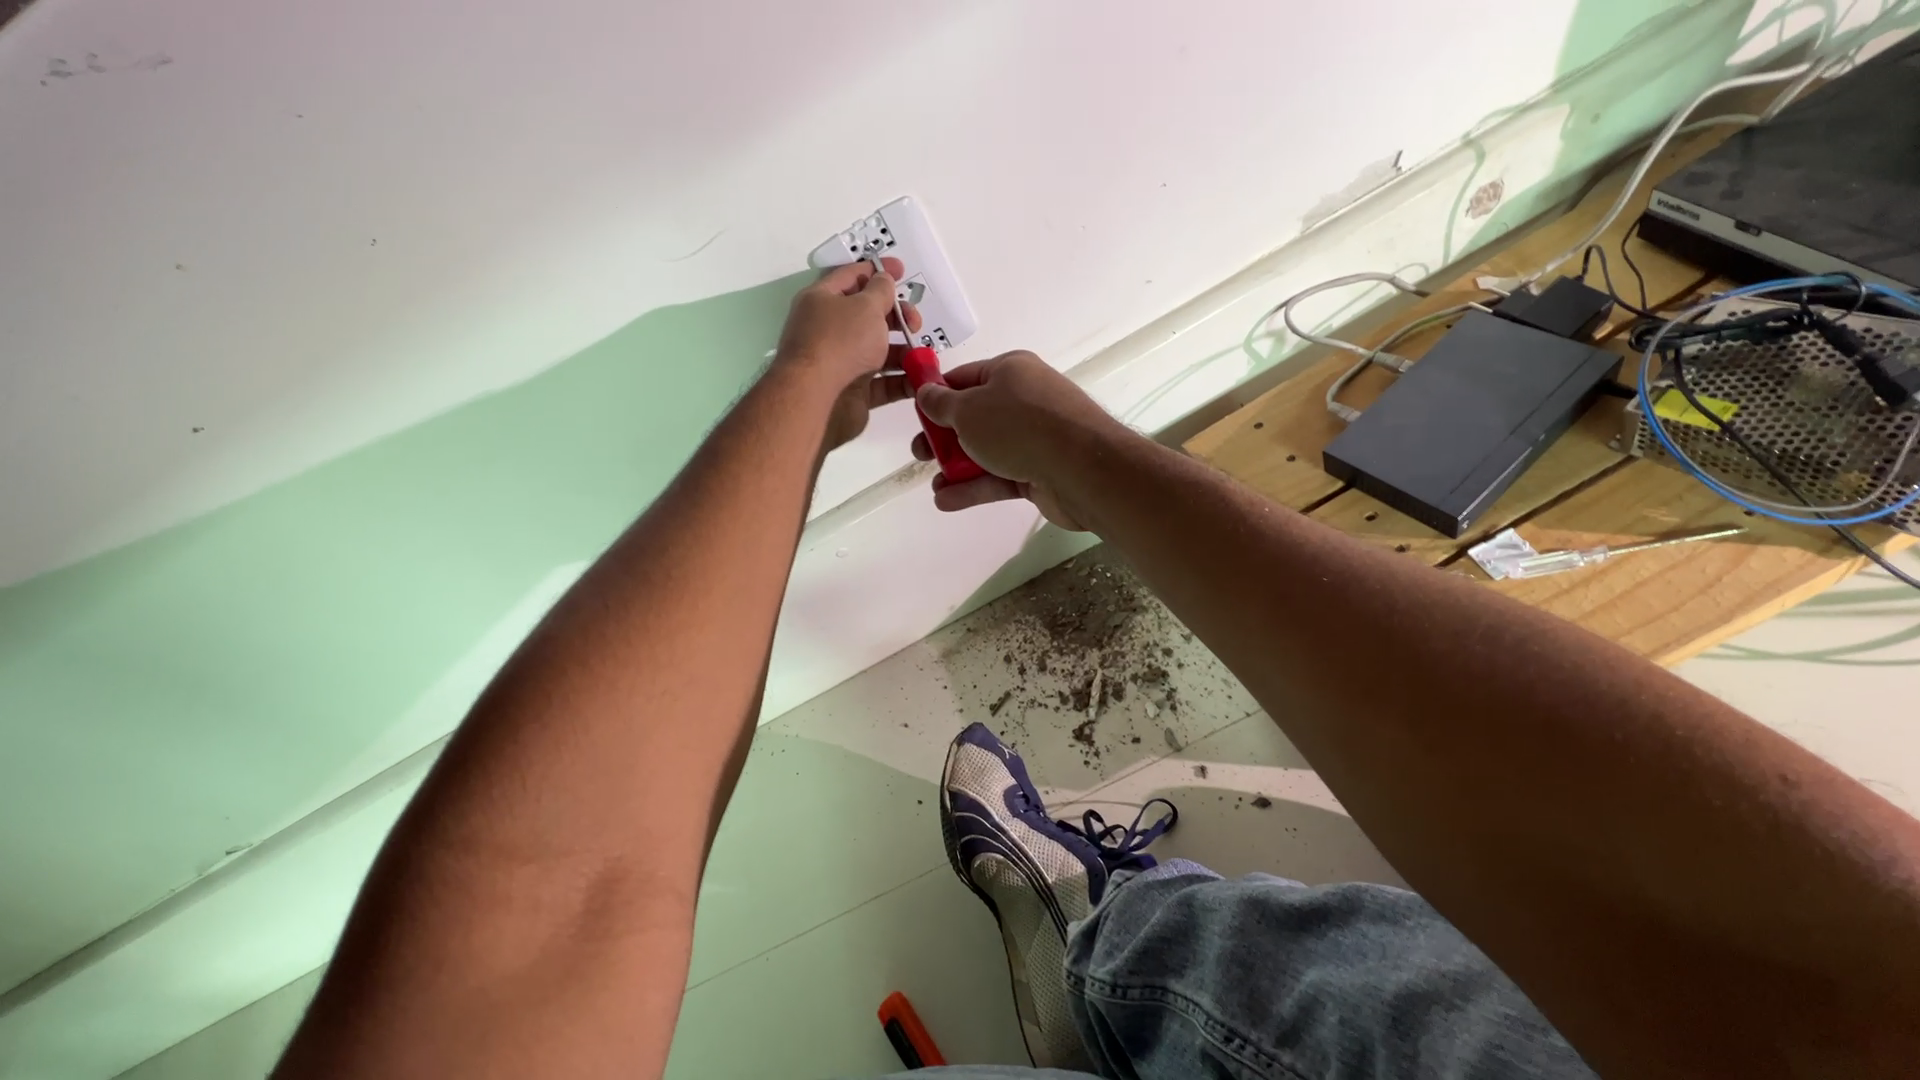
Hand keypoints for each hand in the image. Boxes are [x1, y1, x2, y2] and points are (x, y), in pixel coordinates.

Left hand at [774, 257, 922, 449]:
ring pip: (878, 350)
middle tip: (915, 322)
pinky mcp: (853, 391)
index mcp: (823, 300)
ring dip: (904, 350)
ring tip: (923, 354)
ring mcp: (840, 362)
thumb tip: (884, 280)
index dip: (877, 271)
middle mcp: (829, 330)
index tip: (902, 270)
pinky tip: (921, 377)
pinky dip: (902, 379)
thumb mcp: (865, 305)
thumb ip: (881, 290)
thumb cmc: (841, 341)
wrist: (817, 398)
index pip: (851, 277)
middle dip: (897, 316)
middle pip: (868, 316)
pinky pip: (883, 382)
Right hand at [910, 350, 1128, 530]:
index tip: (916, 415)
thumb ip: (942, 404)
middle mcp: (1024, 399)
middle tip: (920, 455)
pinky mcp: (1039, 471)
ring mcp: (1034, 437)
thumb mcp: (969, 410)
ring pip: (986, 451)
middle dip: (944, 438)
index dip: (937, 396)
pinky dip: (974, 488)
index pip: (965, 378)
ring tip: (934, 486)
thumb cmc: (1019, 426)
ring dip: (957, 469)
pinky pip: (1000, 477)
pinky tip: (946, 501)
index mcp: (1010, 371)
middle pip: (975, 417)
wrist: (1081, 468)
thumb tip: (927, 392)